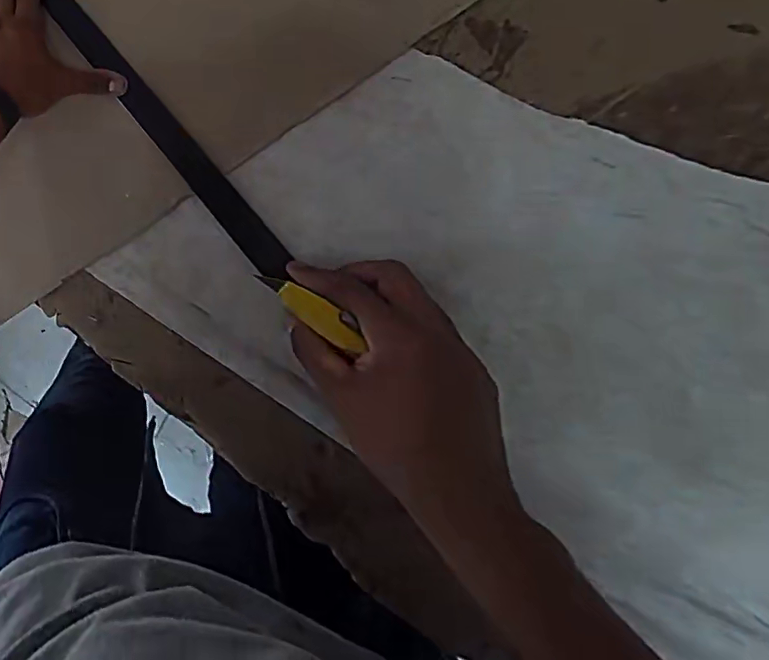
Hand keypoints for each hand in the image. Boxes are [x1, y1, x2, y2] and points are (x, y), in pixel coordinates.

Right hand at [289, 260, 520, 533]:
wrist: (461, 497)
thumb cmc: (392, 446)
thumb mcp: (340, 397)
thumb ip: (314, 351)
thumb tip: (300, 321)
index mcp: (401, 335)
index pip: (353, 290)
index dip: (318, 277)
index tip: (294, 271)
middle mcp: (436, 330)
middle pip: (394, 276)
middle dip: (357, 274)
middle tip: (331, 292)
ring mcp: (460, 349)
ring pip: (418, 301)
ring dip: (384, 300)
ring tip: (357, 329)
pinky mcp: (474, 370)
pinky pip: (435, 331)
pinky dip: (406, 328)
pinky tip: (392, 363)